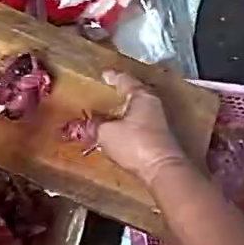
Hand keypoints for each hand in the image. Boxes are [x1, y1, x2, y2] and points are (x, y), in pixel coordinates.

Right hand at [97, 70, 194, 185]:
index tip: (104, 74)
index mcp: (141, 97)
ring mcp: (159, 122)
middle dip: (119, 94)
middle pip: (134, 94)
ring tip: (108, 112)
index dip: (112, 76)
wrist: (162, 170)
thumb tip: (81, 124)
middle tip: (105, 92)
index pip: (125, 80)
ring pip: (137, 110)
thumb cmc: (134, 144)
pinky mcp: (159, 138)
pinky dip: (128, 124)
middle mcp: (153, 105)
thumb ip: (93, 125)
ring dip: (124, 111)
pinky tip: (118, 130)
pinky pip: (139, 124)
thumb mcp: (105, 133)